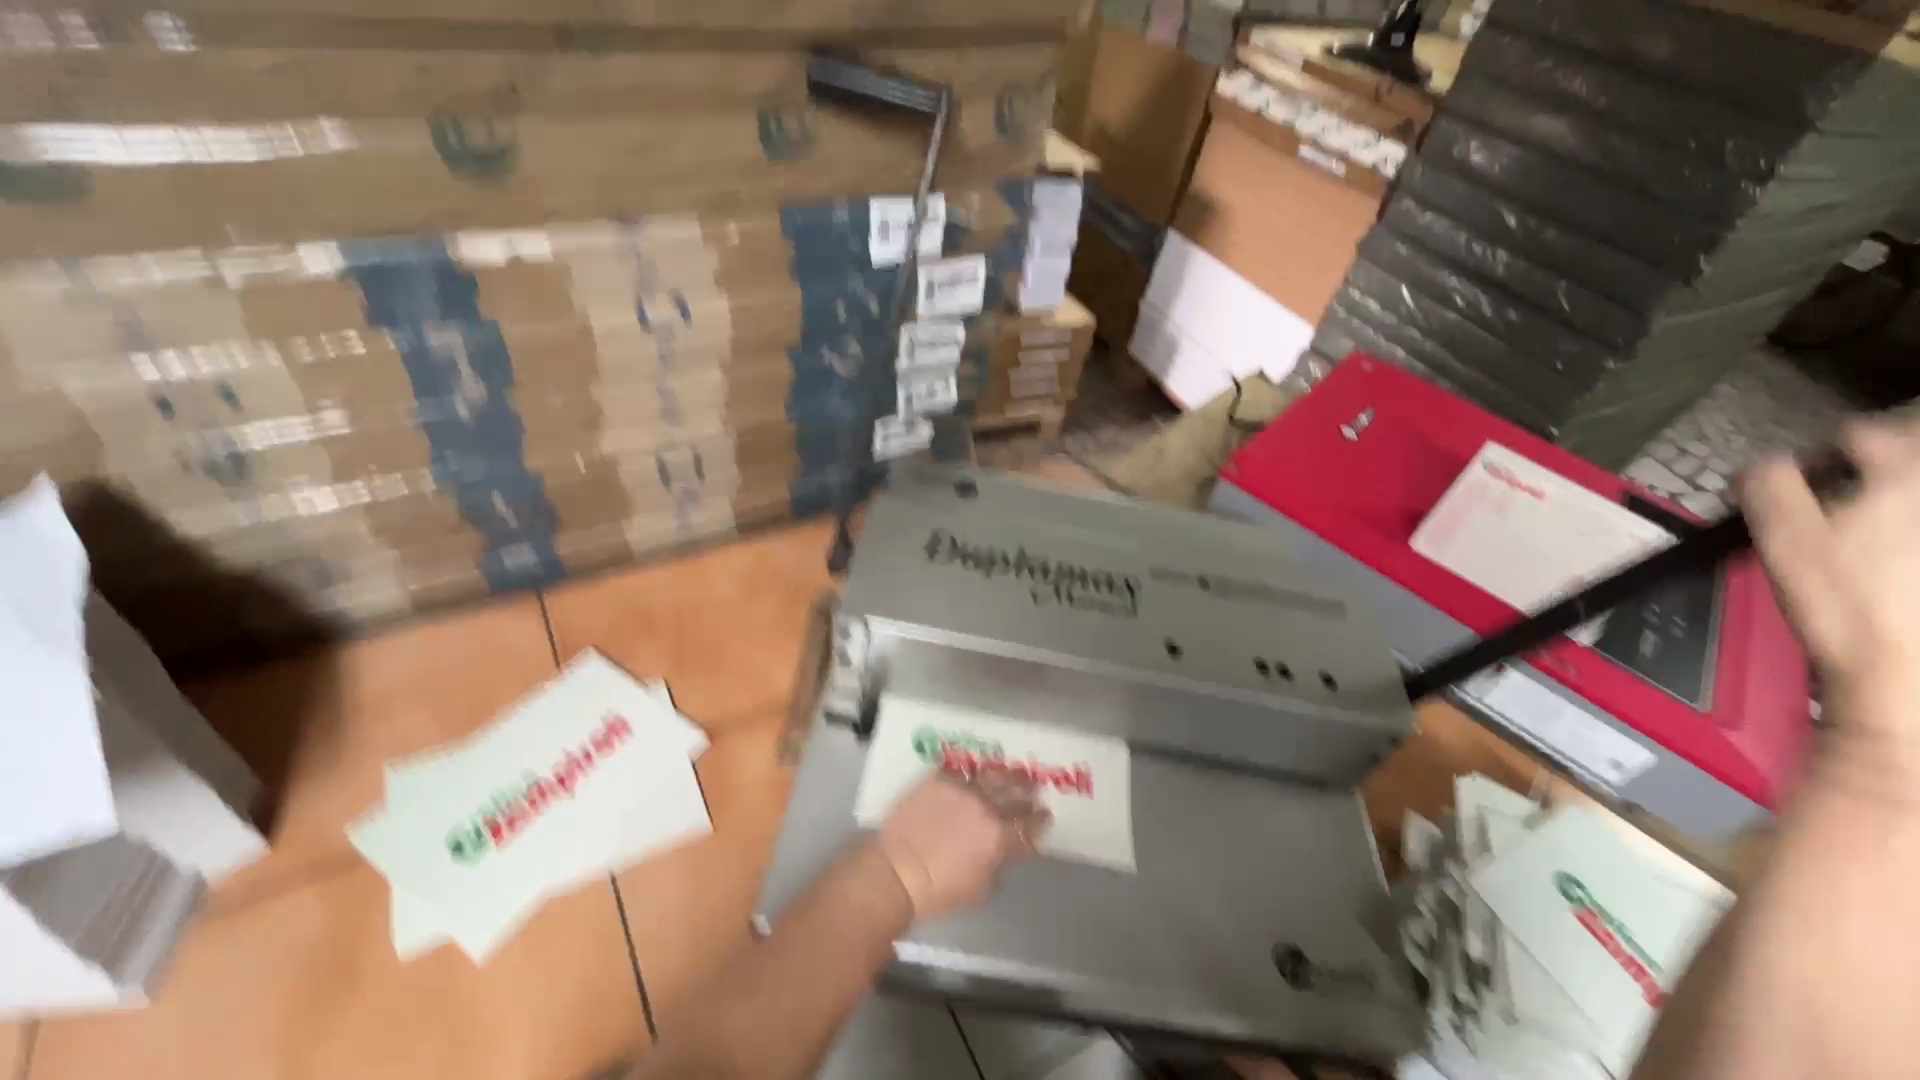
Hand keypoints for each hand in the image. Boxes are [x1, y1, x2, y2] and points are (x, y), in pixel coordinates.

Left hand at [875, 770, 1051, 918]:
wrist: (896, 871)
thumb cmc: (939, 891)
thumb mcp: (980, 889)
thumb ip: (999, 866)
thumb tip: (1004, 853)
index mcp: (1000, 837)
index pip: (1030, 826)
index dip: (1040, 821)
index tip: (1045, 817)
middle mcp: (986, 808)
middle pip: (1017, 796)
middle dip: (1030, 794)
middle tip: (1036, 790)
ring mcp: (962, 790)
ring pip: (994, 775)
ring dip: (1009, 774)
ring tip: (1017, 771)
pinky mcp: (938, 780)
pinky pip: (961, 768)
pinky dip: (973, 769)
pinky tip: (979, 769)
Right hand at [1744, 417, 1919, 791]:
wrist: (1908, 677)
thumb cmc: (1843, 604)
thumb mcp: (1782, 536)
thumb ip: (1764, 484)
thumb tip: (1758, 468)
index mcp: (1904, 475)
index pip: (1859, 434)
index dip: (1815, 453)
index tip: (1792, 482)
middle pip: (1902, 462)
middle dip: (1865, 479)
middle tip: (1832, 512)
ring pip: (1908, 506)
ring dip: (1887, 512)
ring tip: (1864, 543)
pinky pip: (1910, 542)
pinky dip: (1902, 546)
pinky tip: (1889, 572)